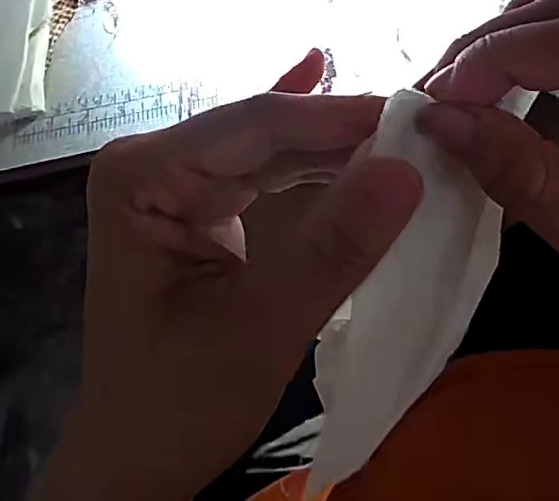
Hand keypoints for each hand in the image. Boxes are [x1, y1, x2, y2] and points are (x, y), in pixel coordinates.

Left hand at [36, 51, 421, 500]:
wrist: (134, 456)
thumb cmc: (176, 403)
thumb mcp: (261, 330)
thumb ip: (332, 248)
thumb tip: (406, 172)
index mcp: (141, 174)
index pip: (252, 126)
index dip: (333, 116)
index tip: (411, 113)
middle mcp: (153, 159)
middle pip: (262, 130)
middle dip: (340, 128)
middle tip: (423, 123)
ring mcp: (175, 176)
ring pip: (269, 145)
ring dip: (334, 142)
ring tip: (406, 128)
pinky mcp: (198, 199)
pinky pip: (262, 167)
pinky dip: (310, 155)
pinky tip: (336, 102)